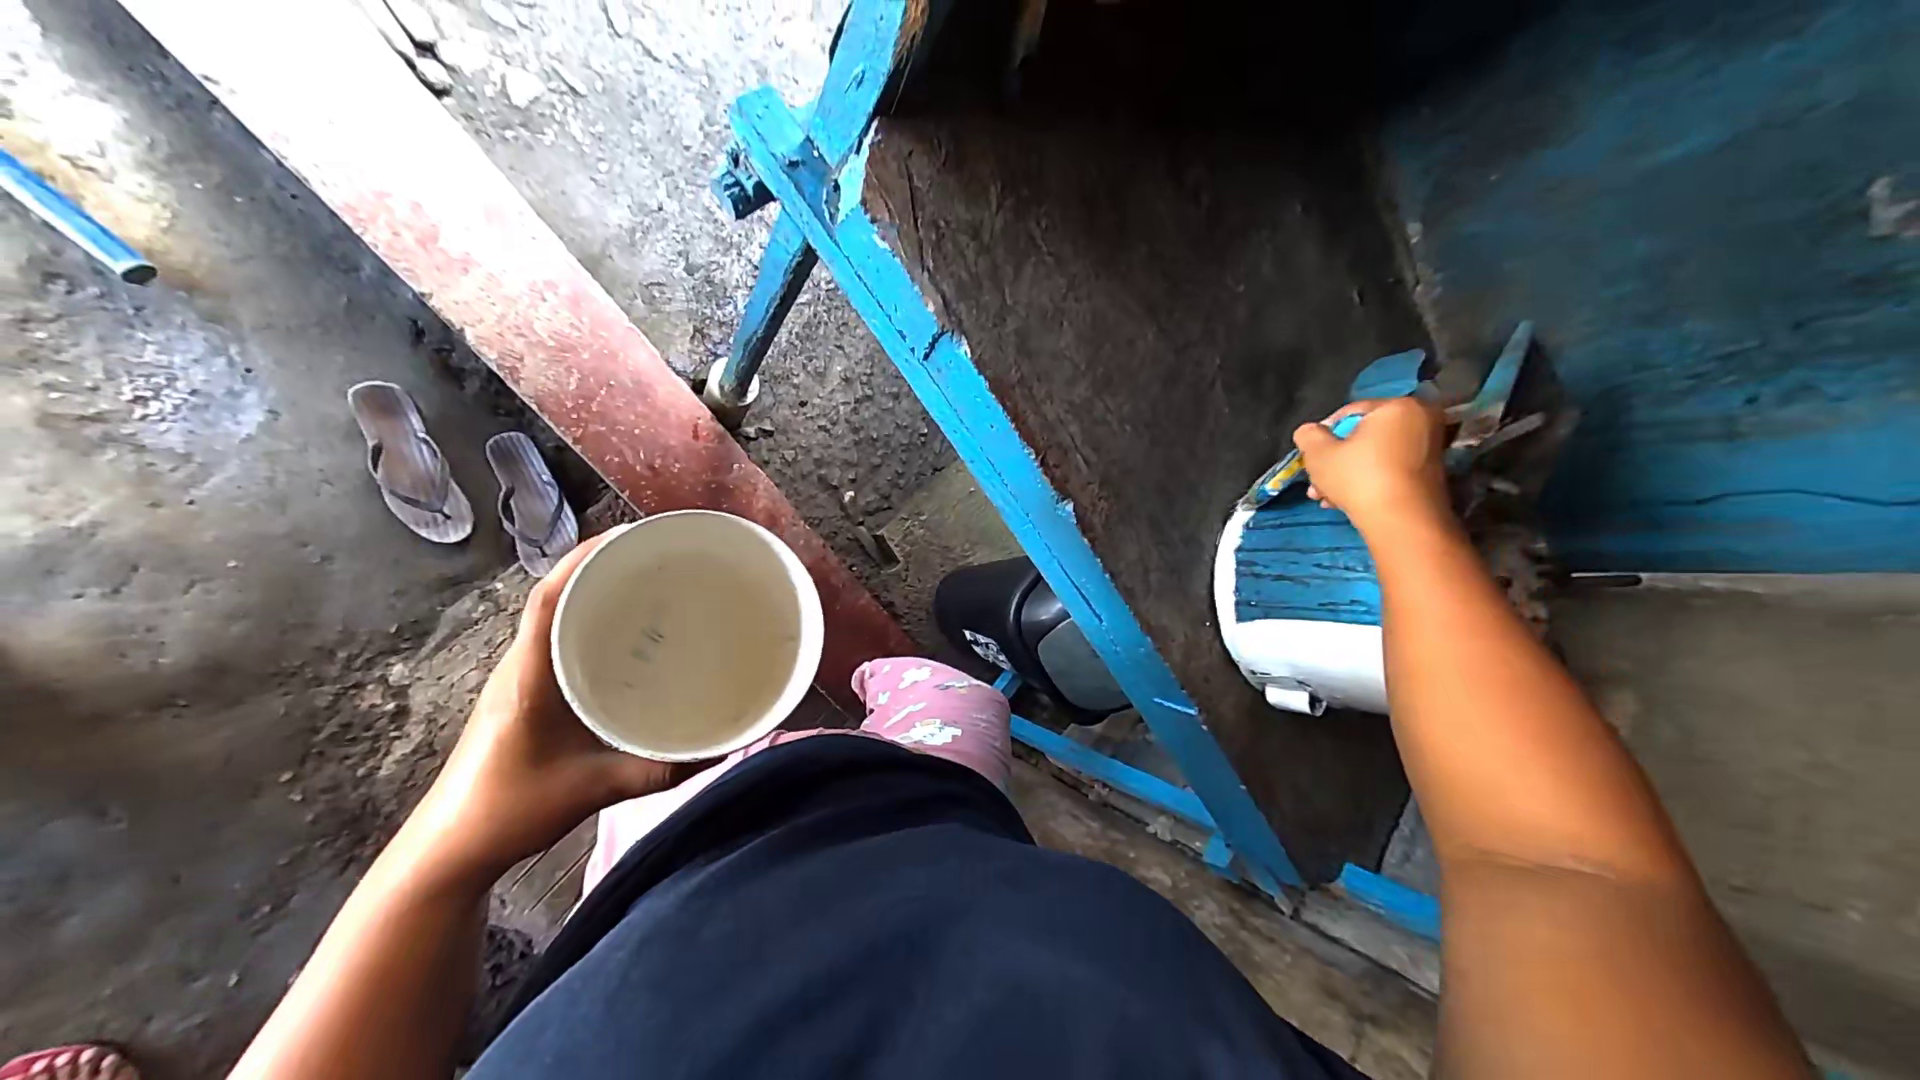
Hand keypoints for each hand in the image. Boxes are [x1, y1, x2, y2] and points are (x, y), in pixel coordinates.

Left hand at [394, 527, 708, 885]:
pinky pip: (557, 638)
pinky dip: (586, 620)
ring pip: (554, 614)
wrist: (450, 848)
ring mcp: (519, 677)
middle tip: (655, 553)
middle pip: (554, 594)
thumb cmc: (511, 810)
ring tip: (646, 581)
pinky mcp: (524, 691)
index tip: (630, 536)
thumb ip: (662, 770)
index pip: (549, 597)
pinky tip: (623, 634)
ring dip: (592, 590)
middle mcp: (520, 665)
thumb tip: (720, 749)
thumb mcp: (596, 789)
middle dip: (599, 564)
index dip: (584, 559)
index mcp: (529, 675)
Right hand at [1295, 397, 1453, 537]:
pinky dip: (1369, 480)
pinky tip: (1346, 501)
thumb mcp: (1318, 454)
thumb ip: (1308, 436)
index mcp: (1397, 407)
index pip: (1349, 412)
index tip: (1311, 456)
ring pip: (1375, 455)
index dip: (1323, 434)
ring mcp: (1430, 448)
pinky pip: (1391, 468)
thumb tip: (1308, 431)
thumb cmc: (1359, 478)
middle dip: (1336, 459)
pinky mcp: (1432, 474)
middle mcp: (1421, 420)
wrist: (1402, 520)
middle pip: (1364, 436)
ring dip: (1347, 473)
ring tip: (1326, 496)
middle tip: (1317, 480)